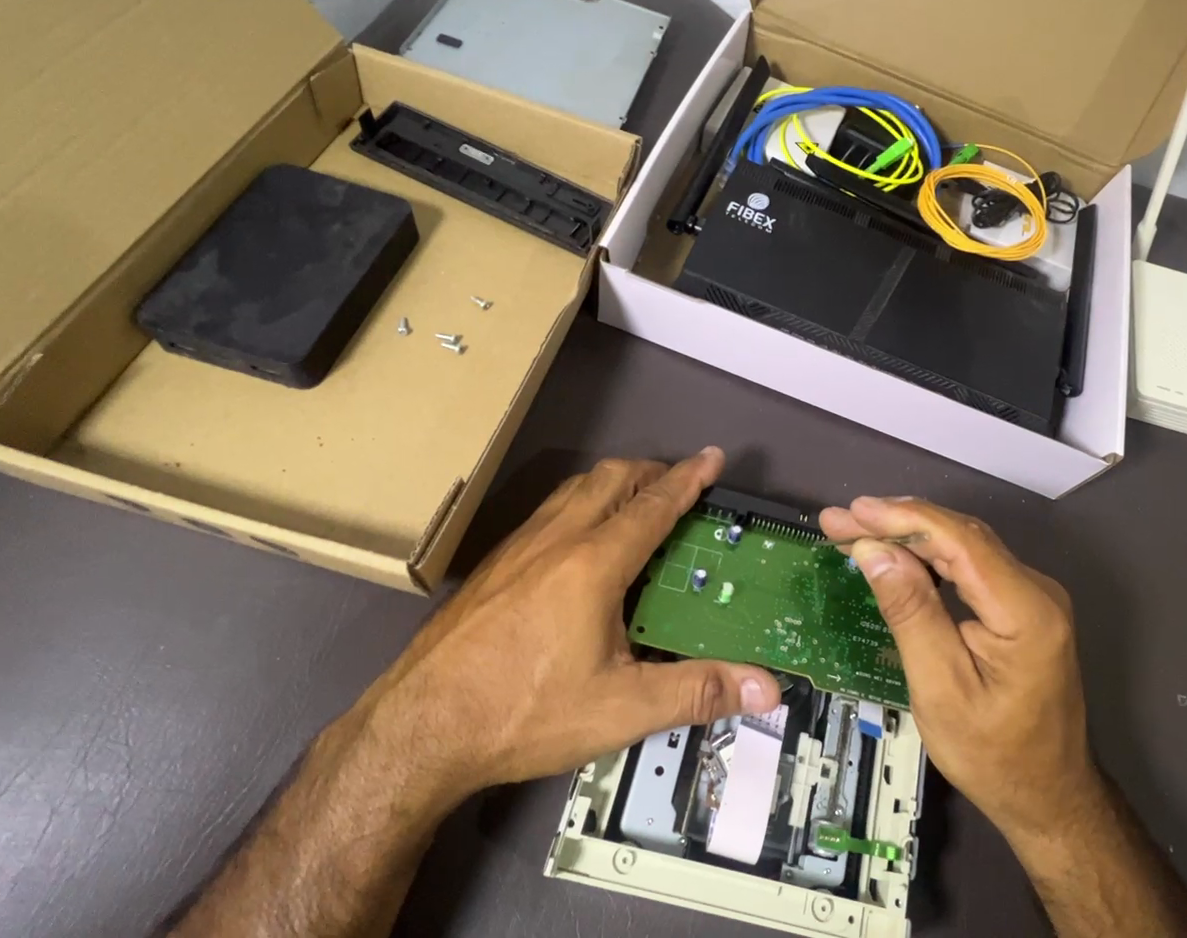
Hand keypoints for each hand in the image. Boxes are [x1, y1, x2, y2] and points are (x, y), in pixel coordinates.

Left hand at [354, 447, 780, 811]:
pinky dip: (579, 504)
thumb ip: (698, 692)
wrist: (419, 728)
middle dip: (652, 470)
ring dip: (613, 483)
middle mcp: (555, 541)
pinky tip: (578, 543)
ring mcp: (517, 549)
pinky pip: (547, 512)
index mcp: (593, 564)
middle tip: (680, 481)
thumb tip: (768, 688)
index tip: (712, 458)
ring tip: (636, 501)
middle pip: (611, 479)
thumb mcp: (623, 710)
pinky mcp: (491, 567)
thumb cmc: (526, 713)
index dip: (688, 479)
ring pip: (573, 490)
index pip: (653, 506)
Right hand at [819, 496, 1101, 847]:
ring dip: (909, 535)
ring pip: (964, 547)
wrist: (1049, 796)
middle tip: (839, 521)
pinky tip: (895, 554)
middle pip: (961, 537)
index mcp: (1026, 610)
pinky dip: (928, 557)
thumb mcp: (940, 690)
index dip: (903, 519)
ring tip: (854, 530)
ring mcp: (1033, 596)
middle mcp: (1036, 590)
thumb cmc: (993, 756)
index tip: (851, 513)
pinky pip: (971, 566)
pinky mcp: (1022, 606)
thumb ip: (910, 614)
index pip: (960, 542)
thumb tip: (874, 551)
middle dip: (897, 522)